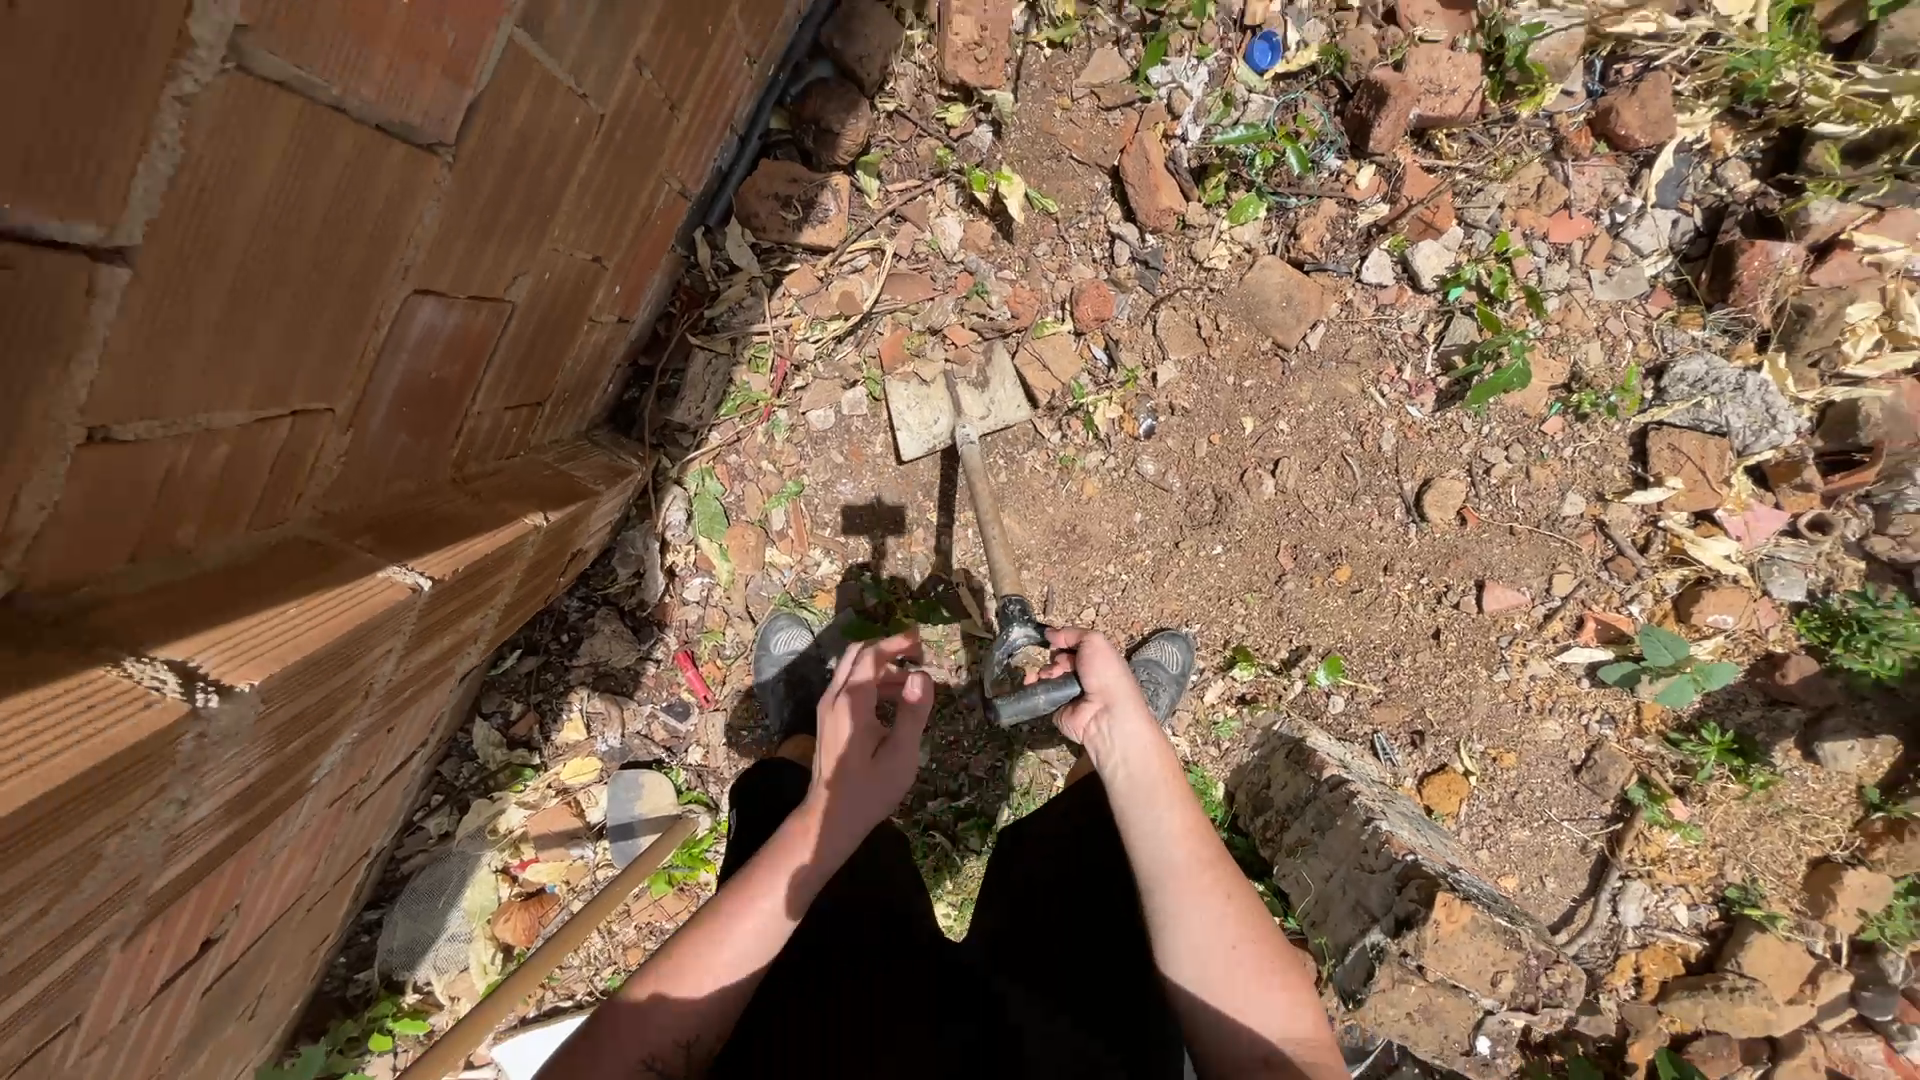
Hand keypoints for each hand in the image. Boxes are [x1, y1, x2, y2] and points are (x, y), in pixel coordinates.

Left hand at [803, 631, 933, 849]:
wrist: (830, 819)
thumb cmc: (869, 790)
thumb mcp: (900, 755)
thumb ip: (912, 712)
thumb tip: (923, 676)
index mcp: (852, 701)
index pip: (873, 655)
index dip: (897, 643)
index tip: (921, 640)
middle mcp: (834, 698)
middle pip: (858, 656)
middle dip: (888, 649)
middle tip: (917, 654)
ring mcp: (828, 709)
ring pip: (853, 671)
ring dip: (882, 668)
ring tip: (912, 684)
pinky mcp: (828, 720)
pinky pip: (849, 687)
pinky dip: (872, 683)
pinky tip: (894, 702)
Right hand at [1026, 627, 1157, 753]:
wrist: (1106, 713)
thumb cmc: (1105, 673)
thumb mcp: (1094, 641)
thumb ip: (1071, 634)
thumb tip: (1049, 633)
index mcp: (1096, 659)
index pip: (1073, 646)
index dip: (1063, 641)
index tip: (1053, 640)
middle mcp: (1083, 675)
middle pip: (1058, 659)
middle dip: (1055, 658)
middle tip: (1060, 666)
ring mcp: (1068, 692)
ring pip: (1047, 674)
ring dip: (1043, 671)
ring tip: (1049, 676)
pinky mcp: (1056, 707)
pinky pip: (1040, 692)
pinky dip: (1032, 685)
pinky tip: (1031, 682)